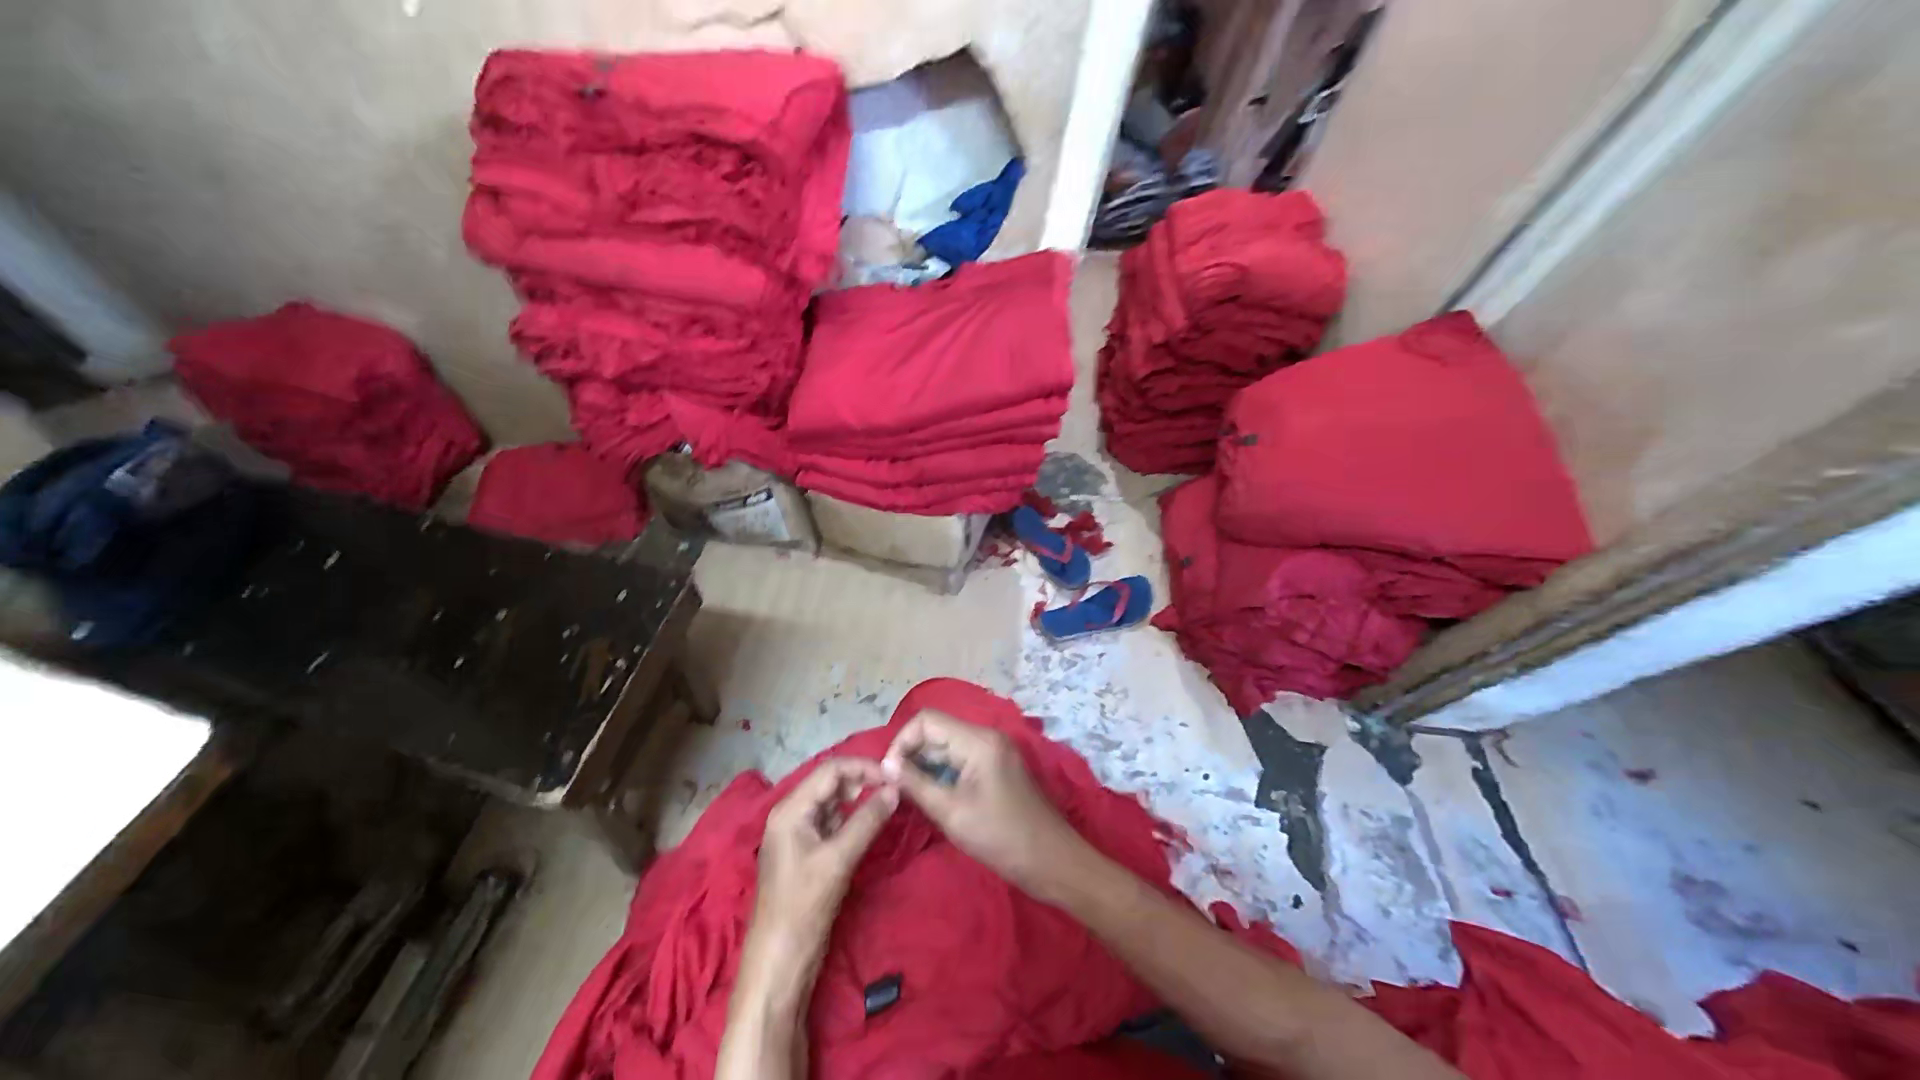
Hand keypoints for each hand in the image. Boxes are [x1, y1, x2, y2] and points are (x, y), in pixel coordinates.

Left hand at [749, 758, 898, 957]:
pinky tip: (871, 823)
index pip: (830, 770)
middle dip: (862, 780)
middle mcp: (791, 815)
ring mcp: (798, 835)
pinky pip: (832, 823)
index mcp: (790, 810)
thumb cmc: (803, 906)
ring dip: (859, 799)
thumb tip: (895, 789)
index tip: (894, 776)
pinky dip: (852, 819)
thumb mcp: (838, 860)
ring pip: (832, 803)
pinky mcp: (808, 853)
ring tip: (888, 802)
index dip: (863, 767)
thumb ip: (867, 820)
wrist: (780, 961)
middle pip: (830, 783)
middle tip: (894, 789)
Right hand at [881, 709, 1082, 897]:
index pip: (926, 720)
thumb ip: (915, 784)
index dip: (901, 742)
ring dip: (923, 764)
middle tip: (892, 785)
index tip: (888, 773)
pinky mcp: (996, 768)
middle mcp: (986, 737)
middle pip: (936, 730)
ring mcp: (993, 751)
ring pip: (946, 746)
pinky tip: (927, 794)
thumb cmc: (1001, 838)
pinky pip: (959, 759)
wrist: (1053, 862)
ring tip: (905, 792)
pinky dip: (940, 772)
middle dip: (910, 753)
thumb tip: (885, 765)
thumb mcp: (951, 812)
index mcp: (978, 740)